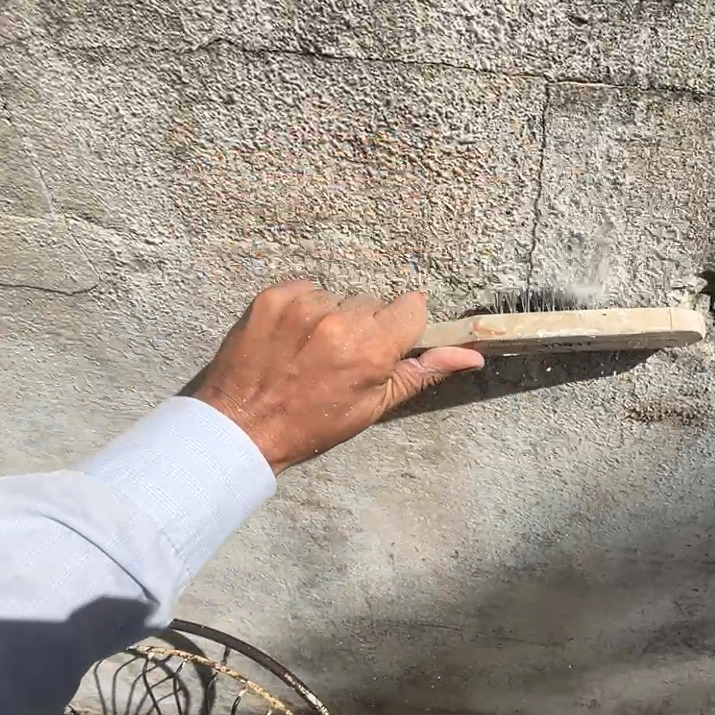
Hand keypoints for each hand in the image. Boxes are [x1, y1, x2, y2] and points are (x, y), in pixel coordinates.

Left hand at [182, 282, 484, 472]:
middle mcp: (340, 322)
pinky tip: (291, 337)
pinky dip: (303, 308)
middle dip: (366, 323)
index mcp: (371, 351)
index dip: (400, 326)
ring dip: (332, 316)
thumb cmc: (313, 424)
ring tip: (311, 348)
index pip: (411, 308)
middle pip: (374, 302)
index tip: (383, 344)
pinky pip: (307, 288)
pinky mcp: (273, 296)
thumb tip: (473, 356)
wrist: (241, 426)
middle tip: (341, 355)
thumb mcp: (374, 406)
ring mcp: (303, 306)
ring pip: (340, 295)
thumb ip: (422, 372)